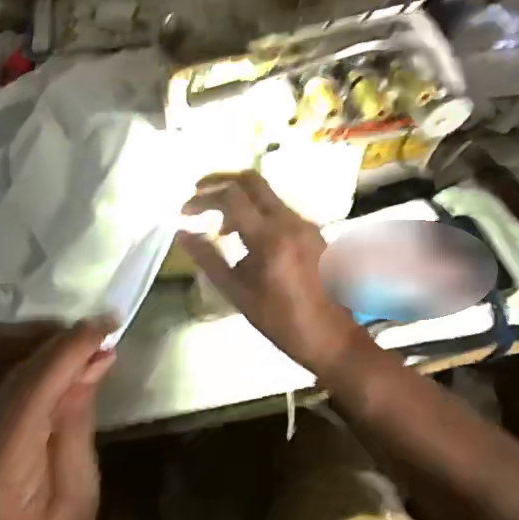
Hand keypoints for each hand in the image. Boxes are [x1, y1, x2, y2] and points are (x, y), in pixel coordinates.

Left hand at [0, 318, 115, 519]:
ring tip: (72, 350)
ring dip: (31, 336)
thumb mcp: (79, 494)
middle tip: (88, 339)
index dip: (65, 351)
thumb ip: (78, 420)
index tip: (106, 325)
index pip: (24, 393)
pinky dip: (19, 348)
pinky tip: (48, 365)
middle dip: (44, 333)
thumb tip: (95, 355)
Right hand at [178, 171, 374, 375]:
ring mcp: (305, 224)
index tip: (185, 211)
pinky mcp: (313, 232)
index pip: (231, 196)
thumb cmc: (283, 321)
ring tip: (218, 225)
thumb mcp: (238, 294)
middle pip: (251, 180)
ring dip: (238, 198)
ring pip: (266, 193)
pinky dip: (256, 212)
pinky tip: (246, 238)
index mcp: (270, 237)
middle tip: (198, 194)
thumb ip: (209, 259)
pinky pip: (279, 209)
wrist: (335, 339)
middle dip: (221, 181)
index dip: (203, 197)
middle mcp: (290, 221)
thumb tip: (182, 233)